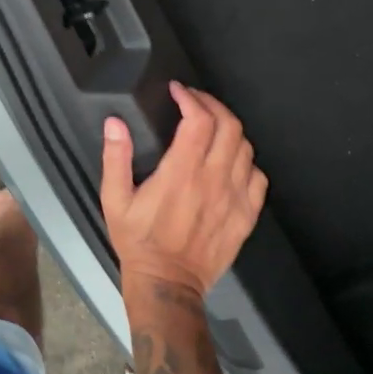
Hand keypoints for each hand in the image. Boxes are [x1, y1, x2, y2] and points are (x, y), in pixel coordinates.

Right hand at [101, 82, 267, 297]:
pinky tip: (230, 159)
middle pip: (229, 127)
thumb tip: (115, 123)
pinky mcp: (246, 216)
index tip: (176, 90)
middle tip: (194, 100)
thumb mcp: (114, 199)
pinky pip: (258, 177)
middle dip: (212, 104)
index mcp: (182, 173)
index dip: (190, 98)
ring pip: (245, 148)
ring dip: (229, 128)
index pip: (199, 121)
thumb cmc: (138, 239)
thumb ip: (115, 158)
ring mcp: (235, 199)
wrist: (169, 283)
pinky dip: (246, 160)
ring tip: (210, 124)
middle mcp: (214, 181)